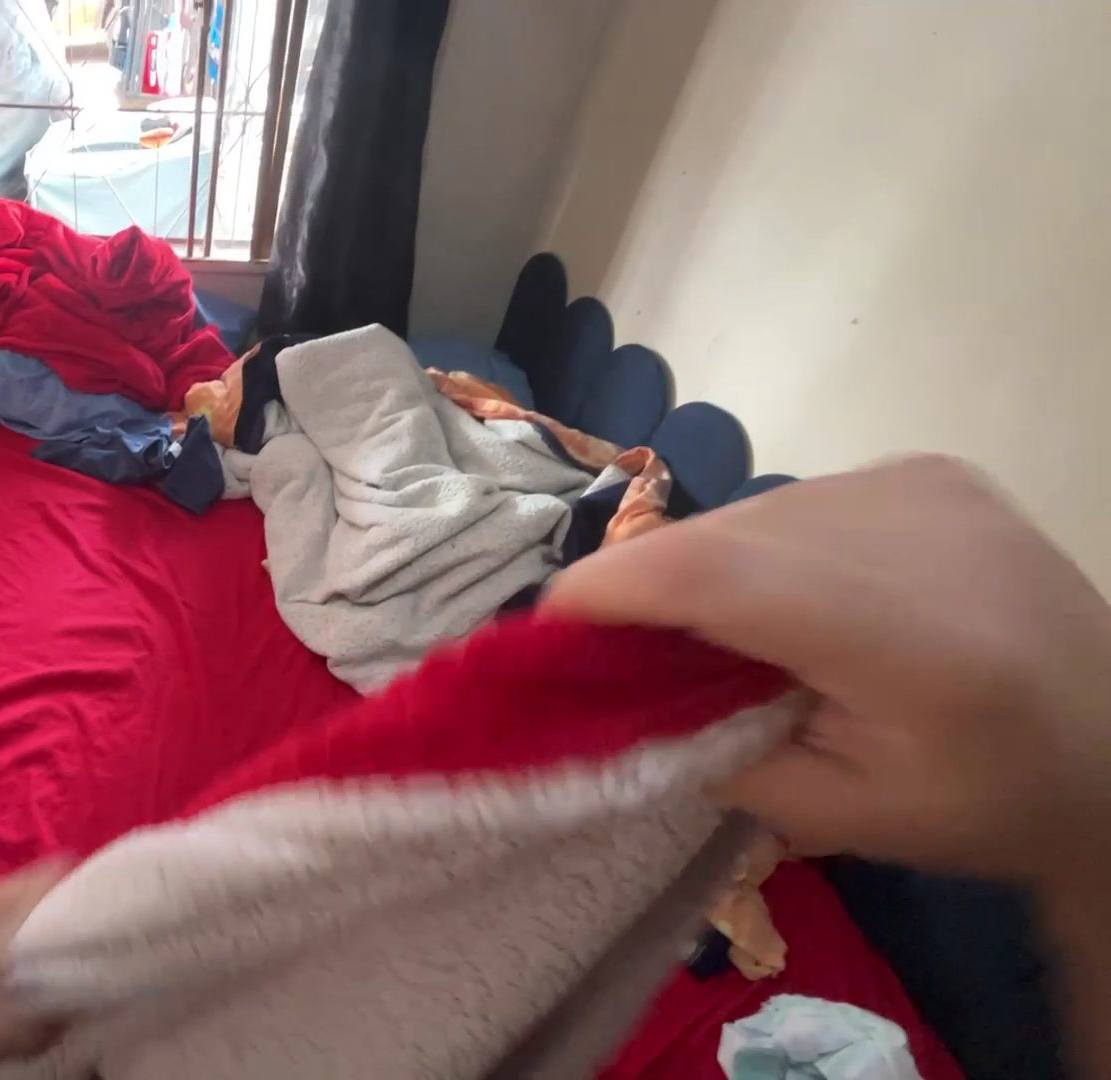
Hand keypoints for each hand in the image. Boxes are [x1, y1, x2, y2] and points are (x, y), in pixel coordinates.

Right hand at [543, 455, 1110, 882]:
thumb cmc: (979, 799)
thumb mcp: (823, 806)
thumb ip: (691, 744)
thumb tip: (594, 684)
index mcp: (911, 637)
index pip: (709, 574)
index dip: (603, 588)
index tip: (544, 628)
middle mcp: (915, 529)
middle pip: (704, 540)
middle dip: (635, 590)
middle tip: (623, 649)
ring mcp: (916, 483)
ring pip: (727, 519)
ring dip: (686, 570)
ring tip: (713, 628)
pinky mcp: (915, 467)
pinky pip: (770, 507)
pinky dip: (739, 551)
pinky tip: (780, 594)